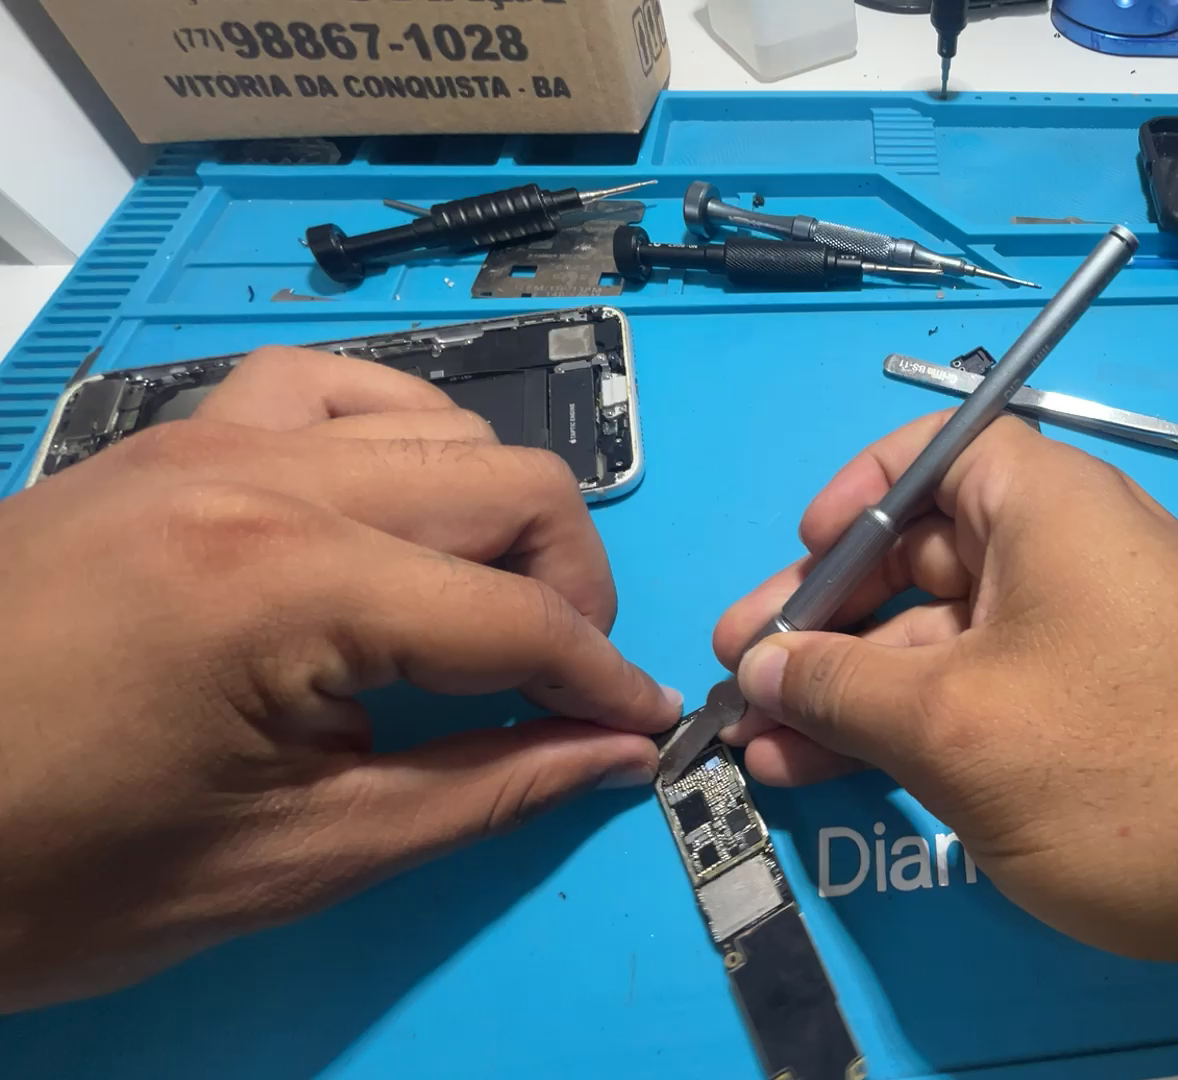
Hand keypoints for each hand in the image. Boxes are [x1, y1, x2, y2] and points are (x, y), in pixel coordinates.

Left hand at [0, 349, 678, 1012]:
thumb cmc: (48, 870)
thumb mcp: (301, 856)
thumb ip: (496, 788)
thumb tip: (624, 752)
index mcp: (287, 592)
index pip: (523, 623)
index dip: (606, 679)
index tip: (647, 721)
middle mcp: (269, 481)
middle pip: (524, 491)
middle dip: (577, 589)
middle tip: (559, 670)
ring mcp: (219, 439)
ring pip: (460, 432)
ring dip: (506, 520)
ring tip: (480, 599)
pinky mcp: (183, 434)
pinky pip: (348, 388)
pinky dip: (414, 439)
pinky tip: (405, 505)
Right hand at [717, 416, 1177, 1079]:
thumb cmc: (1125, 761)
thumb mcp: (955, 722)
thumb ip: (842, 686)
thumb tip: (762, 667)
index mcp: (1044, 505)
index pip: (934, 454)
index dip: (855, 497)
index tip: (801, 554)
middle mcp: (1063, 552)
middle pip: (919, 559)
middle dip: (826, 621)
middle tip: (742, 678)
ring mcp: (1075, 634)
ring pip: (938, 641)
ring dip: (850, 691)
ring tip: (764, 749)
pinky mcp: (1085, 705)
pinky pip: (976, 693)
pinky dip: (909, 725)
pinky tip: (833, 771)